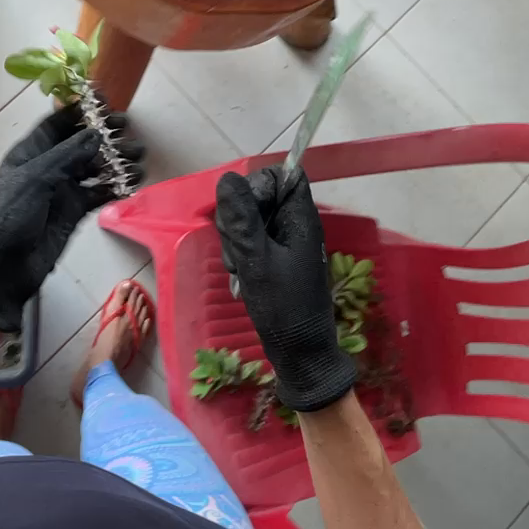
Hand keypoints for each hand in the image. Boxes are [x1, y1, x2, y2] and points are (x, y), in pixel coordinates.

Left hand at [0, 104, 145, 334]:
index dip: (79, 109)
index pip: (57, 122)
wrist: (6, 268)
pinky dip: (116, 186)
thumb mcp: (36, 179)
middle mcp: (48, 167)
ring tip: (139, 155)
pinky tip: (134, 181)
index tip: (105, 100)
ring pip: (94, 167)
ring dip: (115, 159)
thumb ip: (68, 155)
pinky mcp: (75, 210)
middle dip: (104, 133)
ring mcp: (63, 189)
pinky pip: (99, 192)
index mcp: (30, 153)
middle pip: (80, 142)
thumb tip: (98, 133)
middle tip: (128, 127)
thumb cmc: (11, 217)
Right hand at [214, 166, 355, 412]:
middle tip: (238, 250)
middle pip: (258, 197)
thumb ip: (242, 218)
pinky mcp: (273, 259)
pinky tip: (240, 277)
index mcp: (300, 218)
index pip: (281, 175)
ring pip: (248, 221)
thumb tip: (227, 179)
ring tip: (240, 269)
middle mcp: (294, 225)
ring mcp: (283, 243)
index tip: (243, 212)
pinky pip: (249, 242)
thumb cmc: (283, 306)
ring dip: (235, 242)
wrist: (298, 353)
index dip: (257, 185)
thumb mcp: (257, 260)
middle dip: (239, 219)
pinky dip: (239, 256)